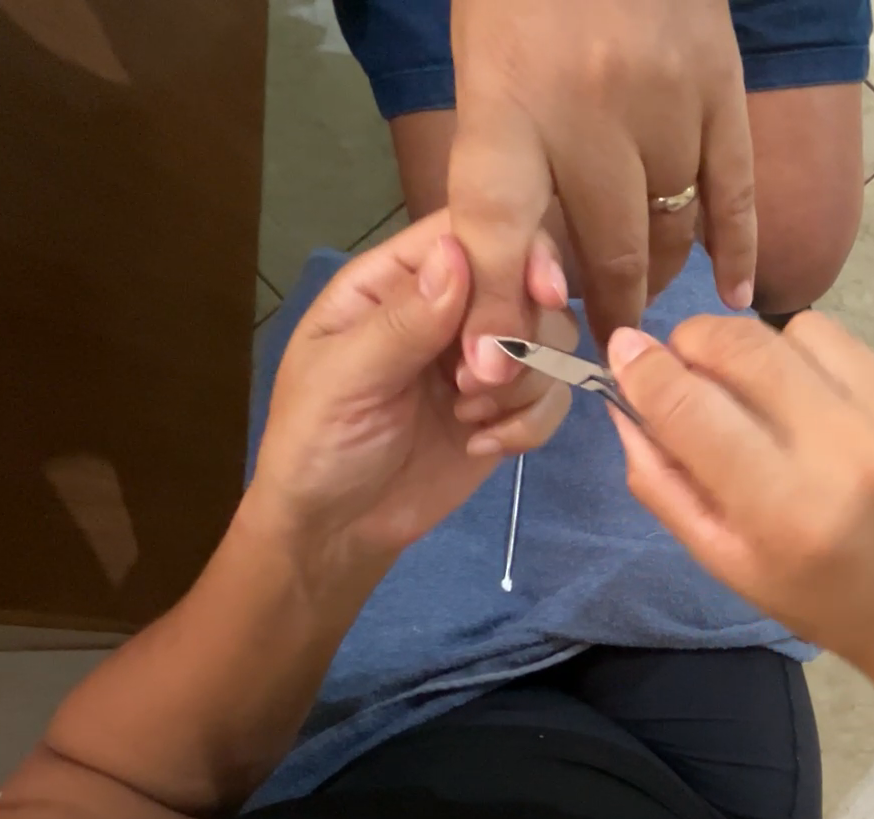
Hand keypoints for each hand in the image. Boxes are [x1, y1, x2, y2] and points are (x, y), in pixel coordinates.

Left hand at [246, 211, 572, 579]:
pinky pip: (554, 399)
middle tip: (474, 385)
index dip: (516, 251)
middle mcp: (452, 312)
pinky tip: (483, 445)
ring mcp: (486, 363)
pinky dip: (530, 426)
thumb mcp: (344, 378)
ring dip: (523, 385)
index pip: (472, 234)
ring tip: (469, 418)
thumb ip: (403, 321)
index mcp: (399, 282)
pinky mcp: (509, 411)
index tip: (541, 293)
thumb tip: (458, 254)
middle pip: (528, 287)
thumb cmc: (320, 443)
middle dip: (518, 337)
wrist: (342, 529)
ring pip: (551, 344)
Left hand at [446, 0, 756, 385]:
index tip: (494, 374)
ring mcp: (666, 99)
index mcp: (505, 99)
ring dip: (656, 281)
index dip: (494, 308)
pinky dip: (736, 252)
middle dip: (603, 313)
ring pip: (669, 233)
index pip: (493, 226)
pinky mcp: (724, 88)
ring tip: (645, 306)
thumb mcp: (482, 78)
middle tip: (604, 347)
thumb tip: (528, 295)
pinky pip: (736, 195)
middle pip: (603, 252)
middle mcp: (587, 107)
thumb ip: (501, 181)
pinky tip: (734, 294)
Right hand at [604, 315, 873, 667]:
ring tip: (770, 400)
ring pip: (799, 330)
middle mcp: (850, 455)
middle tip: (686, 363)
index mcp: (788, 512)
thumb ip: (662, 481)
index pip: (695, 410)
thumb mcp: (720, 557)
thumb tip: (624, 398)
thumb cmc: (807, 591)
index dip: (647, 372)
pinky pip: (849, 348)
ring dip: (764, 353)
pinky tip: (827, 415)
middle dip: (696, 341)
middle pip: (746, 345)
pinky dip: (818, 368)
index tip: (624, 352)